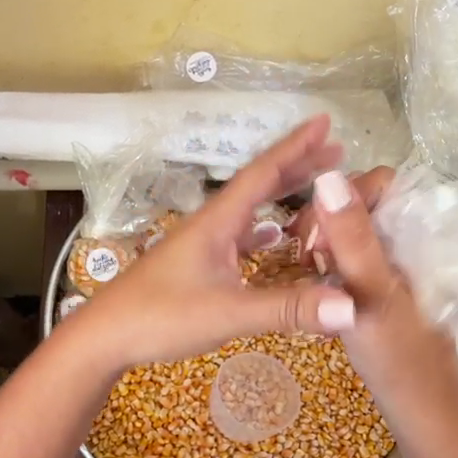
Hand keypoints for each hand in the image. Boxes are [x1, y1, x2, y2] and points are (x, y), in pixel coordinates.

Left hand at [64, 116, 358, 368]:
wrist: (104, 337)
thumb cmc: (159, 317)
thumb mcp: (228, 313)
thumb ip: (287, 309)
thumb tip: (352, 307)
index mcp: (217, 222)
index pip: (262, 173)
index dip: (296, 147)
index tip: (326, 121)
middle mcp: (209, 226)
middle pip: (257, 185)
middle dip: (296, 166)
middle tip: (335, 150)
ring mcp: (199, 247)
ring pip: (247, 212)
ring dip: (281, 196)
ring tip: (314, 188)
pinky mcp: (193, 268)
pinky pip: (237, 239)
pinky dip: (262, 234)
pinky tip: (273, 241)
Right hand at [300, 167, 457, 409]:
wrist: (421, 411)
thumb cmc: (397, 355)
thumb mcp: (369, 293)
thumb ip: (352, 238)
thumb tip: (328, 176)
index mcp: (417, 234)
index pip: (378, 184)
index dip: (340, 199)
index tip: (314, 237)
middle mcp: (410, 241)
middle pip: (362, 205)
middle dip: (326, 223)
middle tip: (305, 260)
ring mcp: (398, 265)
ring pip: (353, 232)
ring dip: (325, 245)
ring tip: (308, 274)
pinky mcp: (386, 288)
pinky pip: (353, 259)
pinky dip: (331, 266)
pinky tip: (319, 289)